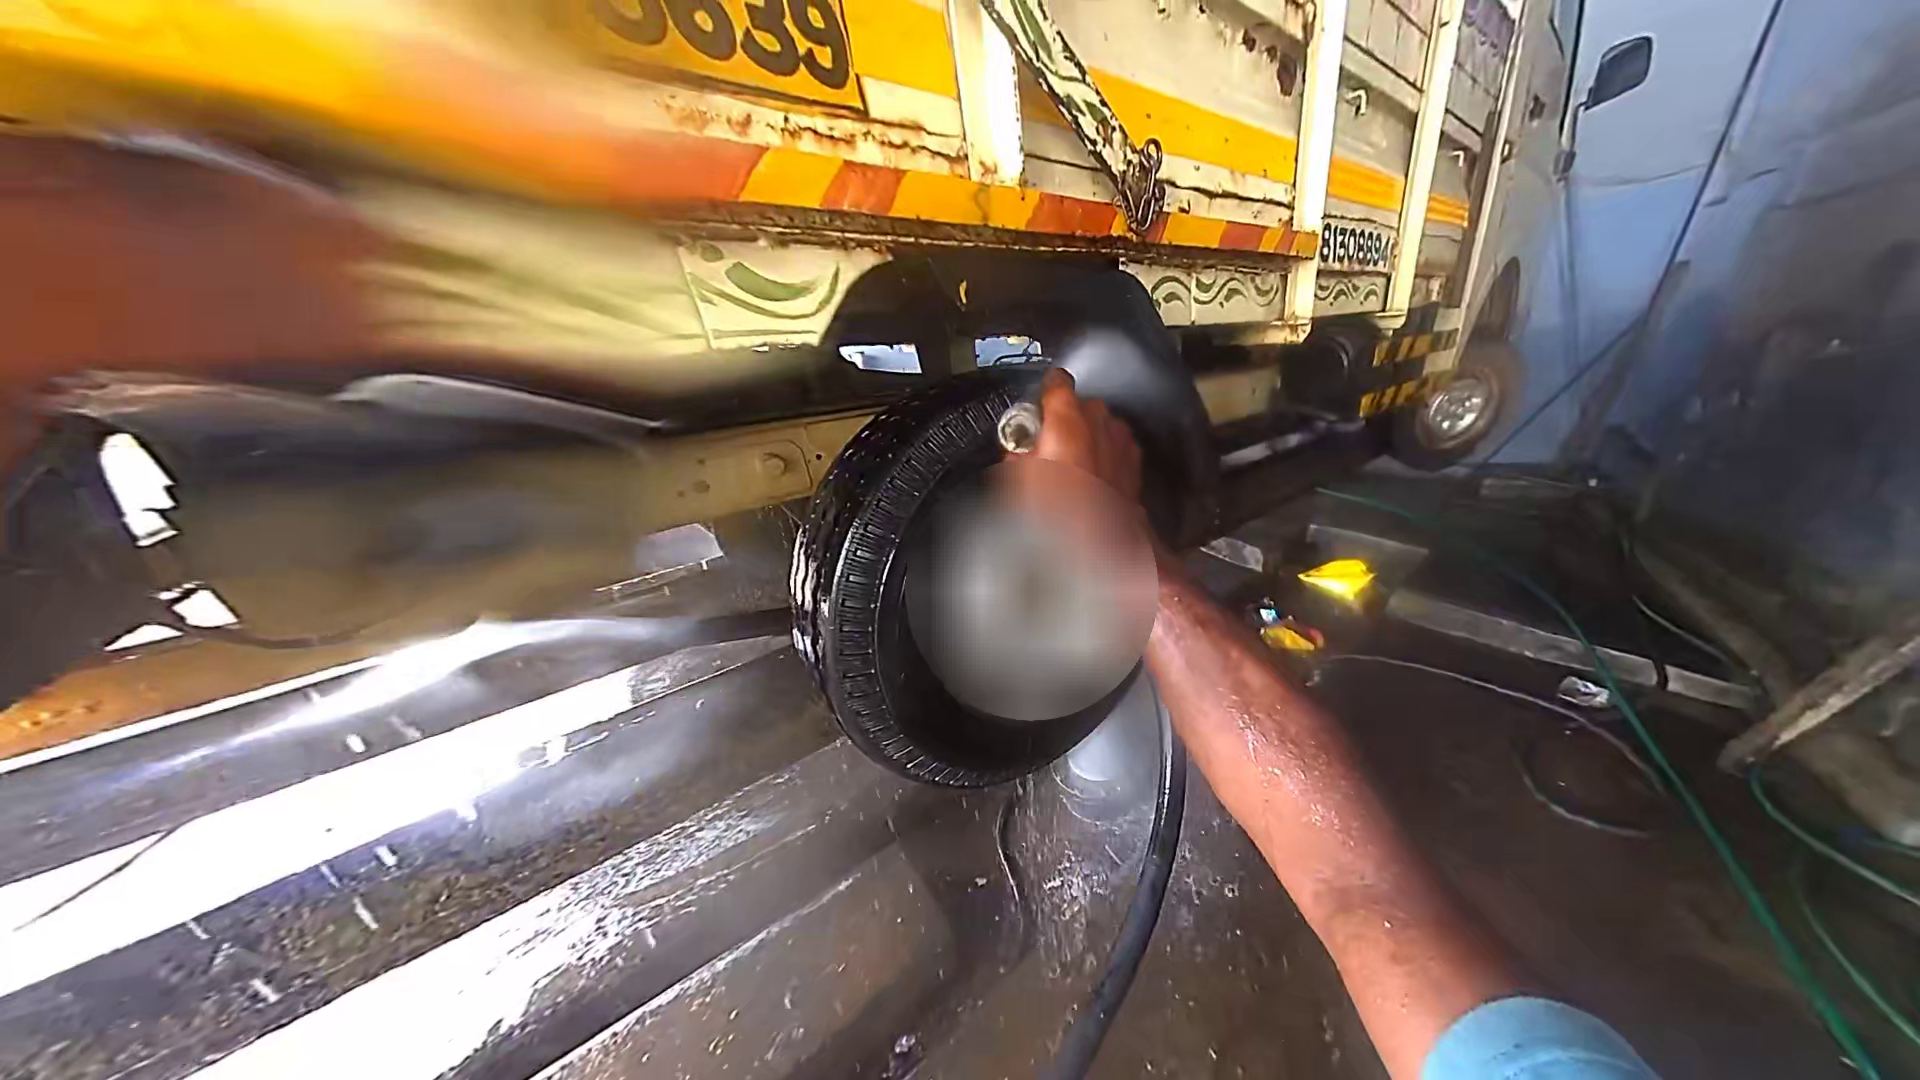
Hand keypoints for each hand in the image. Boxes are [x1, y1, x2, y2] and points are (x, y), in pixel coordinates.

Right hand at [1025, 368, 1142, 502]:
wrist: (1105, 539)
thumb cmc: (1064, 512)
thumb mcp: (1019, 482)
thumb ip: (1016, 456)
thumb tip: (1018, 454)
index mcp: (1066, 419)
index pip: (1056, 383)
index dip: (1044, 390)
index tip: (1037, 402)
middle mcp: (1098, 420)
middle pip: (1078, 404)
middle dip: (1063, 421)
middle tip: (1047, 447)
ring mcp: (1119, 437)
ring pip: (1098, 423)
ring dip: (1085, 437)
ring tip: (1070, 466)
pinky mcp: (1132, 456)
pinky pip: (1113, 443)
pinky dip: (1102, 452)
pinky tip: (1090, 476)